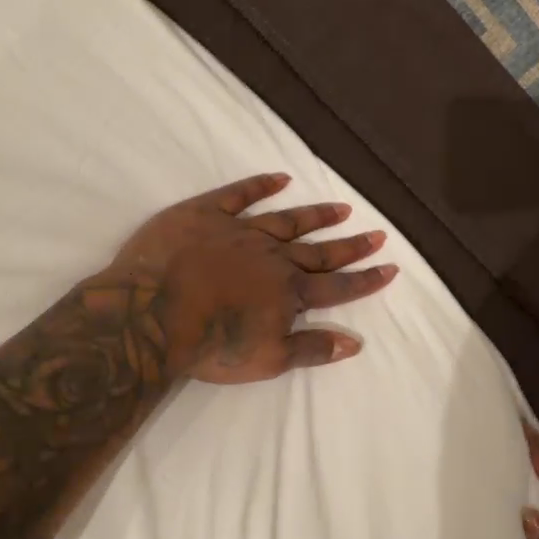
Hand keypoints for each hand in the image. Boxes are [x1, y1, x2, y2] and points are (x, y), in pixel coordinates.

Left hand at [105, 173, 397, 383]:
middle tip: (378, 234)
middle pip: (320, 251)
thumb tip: (355, 343)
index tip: (391, 268)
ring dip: (316, 215)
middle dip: (351, 245)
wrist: (147, 317)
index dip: (365, 279)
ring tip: (342, 208)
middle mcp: (273, 257)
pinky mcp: (204, 215)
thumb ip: (313, 349)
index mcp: (289, 292)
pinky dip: (260, 186)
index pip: (337, 286)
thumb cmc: (208, 345)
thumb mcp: (268, 360)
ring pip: (287, 220)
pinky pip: (238, 195)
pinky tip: (280, 179)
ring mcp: (239, 232)